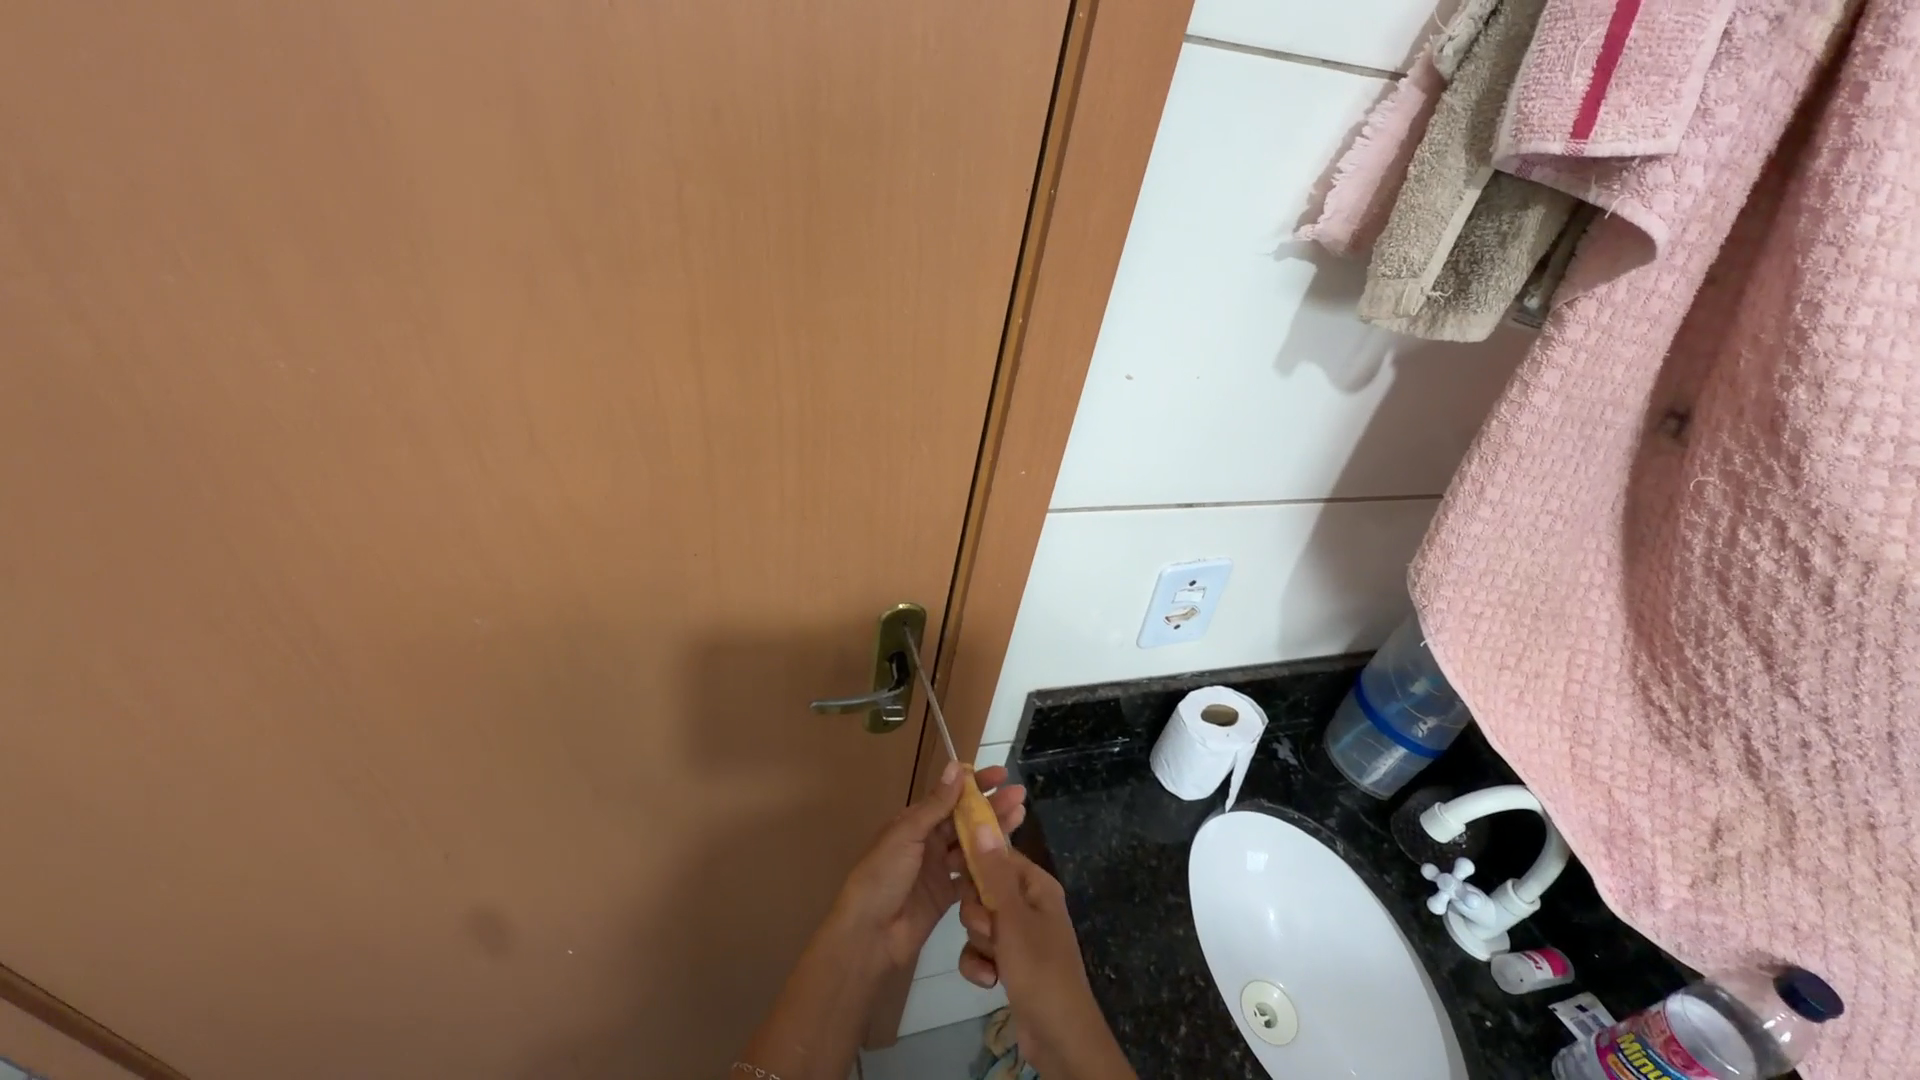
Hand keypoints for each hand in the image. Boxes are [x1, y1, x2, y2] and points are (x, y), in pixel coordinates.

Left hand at [831, 761, 1026, 970]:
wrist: (869, 935)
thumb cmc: (882, 877)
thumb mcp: (906, 836)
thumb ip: (936, 805)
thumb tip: (956, 767)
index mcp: (913, 823)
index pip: (949, 797)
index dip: (974, 785)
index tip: (1001, 775)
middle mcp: (927, 842)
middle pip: (964, 820)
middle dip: (991, 806)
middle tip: (1019, 796)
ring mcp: (938, 870)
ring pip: (971, 845)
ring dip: (993, 833)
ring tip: (1020, 817)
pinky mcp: (946, 896)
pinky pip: (971, 877)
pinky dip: (987, 868)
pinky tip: (1009, 857)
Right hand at [957, 826, 1134, 1078]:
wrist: (1059, 1035)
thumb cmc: (1039, 968)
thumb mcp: (1012, 917)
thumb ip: (993, 871)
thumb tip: (982, 821)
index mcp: (1036, 885)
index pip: (997, 855)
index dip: (974, 861)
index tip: (952, 867)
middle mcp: (1028, 904)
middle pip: (983, 890)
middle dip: (977, 913)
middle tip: (989, 929)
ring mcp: (1019, 936)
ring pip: (978, 922)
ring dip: (979, 942)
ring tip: (994, 961)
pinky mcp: (1010, 963)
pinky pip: (981, 950)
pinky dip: (980, 965)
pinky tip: (990, 982)